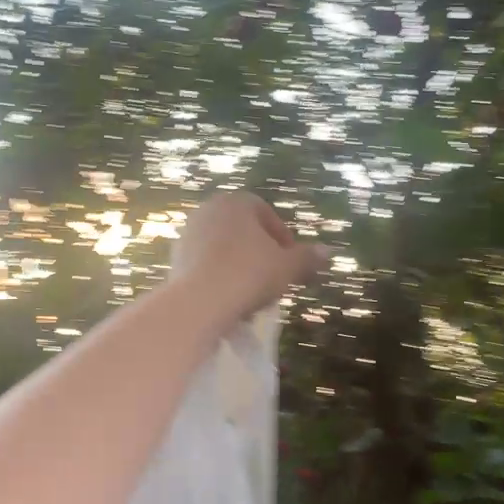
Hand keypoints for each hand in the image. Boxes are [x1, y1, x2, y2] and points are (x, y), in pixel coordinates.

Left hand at [170, 192, 326, 326]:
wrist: (199, 301)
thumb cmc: (250, 274)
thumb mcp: (287, 267)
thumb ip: (308, 258)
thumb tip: (328, 252)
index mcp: (236, 202)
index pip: (266, 213)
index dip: (283, 239)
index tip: (290, 263)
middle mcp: (209, 210)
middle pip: (244, 231)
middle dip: (261, 254)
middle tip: (274, 280)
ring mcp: (188, 233)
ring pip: (224, 249)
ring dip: (241, 267)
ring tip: (253, 295)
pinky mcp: (175, 257)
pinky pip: (206, 264)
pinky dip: (220, 277)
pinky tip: (229, 300)